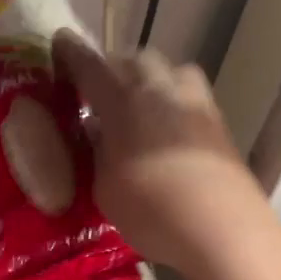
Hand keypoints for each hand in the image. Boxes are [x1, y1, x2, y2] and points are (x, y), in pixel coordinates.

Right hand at [53, 31, 279, 275]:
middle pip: (130, 62)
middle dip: (112, 73)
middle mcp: (159, 86)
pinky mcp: (216, 118)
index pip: (88, 67)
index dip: (70, 58)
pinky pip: (184, 97)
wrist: (221, 227)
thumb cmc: (151, 212)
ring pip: (163, 74)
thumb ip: (97, 154)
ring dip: (146, 85)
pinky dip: (168, 106)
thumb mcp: (105, 189)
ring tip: (135, 113)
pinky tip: (163, 134)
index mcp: (123, 100)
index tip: (60, 52)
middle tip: (98, 98)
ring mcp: (194, 98)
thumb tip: (96, 133)